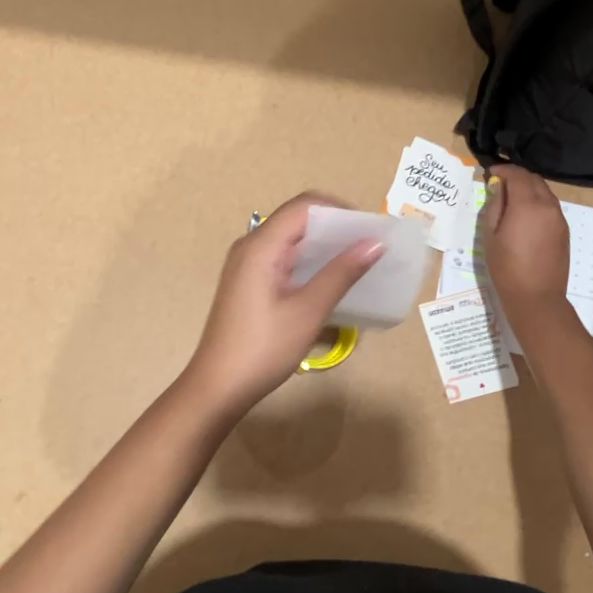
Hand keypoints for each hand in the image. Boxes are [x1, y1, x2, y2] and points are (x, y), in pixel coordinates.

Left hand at [183, 192, 384, 411]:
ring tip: (358, 261)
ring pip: (291, 239)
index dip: (340, 210)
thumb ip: (341, 273)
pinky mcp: (248, 283)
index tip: (371, 228)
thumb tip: (374, 244)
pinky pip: (283, 258)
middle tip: (370, 245)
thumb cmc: (263, 348)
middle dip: (335, 226)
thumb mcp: (308, 311)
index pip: (304, 206)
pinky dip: (309, 261)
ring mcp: (247, 265)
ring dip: (324, 245)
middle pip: (297, 219)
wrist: (218, 386)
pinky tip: (331, 280)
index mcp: (260, 245)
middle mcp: (250, 246)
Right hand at [480, 164, 571, 310]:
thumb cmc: (506, 267)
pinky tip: (526, 215)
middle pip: (534, 179)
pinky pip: (551, 206)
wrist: (536, 296)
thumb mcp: (490, 236)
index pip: (518, 175)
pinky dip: (538, 202)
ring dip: (529, 189)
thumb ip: (494, 207)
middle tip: (500, 184)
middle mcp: (547, 206)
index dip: (503, 170)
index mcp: (527, 205)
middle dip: (517, 177)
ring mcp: (559, 218)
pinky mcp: (564, 230)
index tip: (490, 173)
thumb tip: (499, 189)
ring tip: (512, 199)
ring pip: (545, 192)